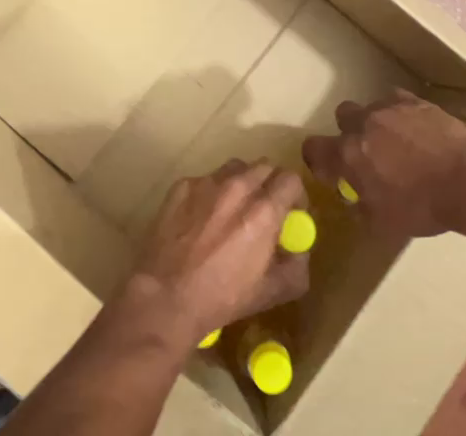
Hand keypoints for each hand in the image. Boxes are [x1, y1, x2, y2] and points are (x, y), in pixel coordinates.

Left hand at [125, 160, 310, 344]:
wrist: (166, 297)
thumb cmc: (223, 298)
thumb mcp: (272, 292)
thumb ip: (297, 267)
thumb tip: (298, 250)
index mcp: (264, 210)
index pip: (291, 179)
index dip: (295, 194)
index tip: (291, 211)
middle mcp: (237, 187)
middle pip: (265, 167)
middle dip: (270, 185)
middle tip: (264, 209)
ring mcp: (206, 183)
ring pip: (235, 169)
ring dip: (242, 183)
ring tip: (233, 209)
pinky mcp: (182, 186)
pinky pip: (205, 180)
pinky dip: (211, 192)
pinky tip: (202, 218)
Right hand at [302, 89, 465, 238]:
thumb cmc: (422, 207)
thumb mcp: (382, 222)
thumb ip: (358, 206)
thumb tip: (352, 199)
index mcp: (347, 154)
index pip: (312, 147)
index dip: (318, 159)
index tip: (332, 172)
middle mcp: (362, 124)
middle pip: (342, 116)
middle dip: (349, 132)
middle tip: (367, 153)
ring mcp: (390, 108)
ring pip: (371, 106)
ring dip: (376, 122)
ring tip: (396, 142)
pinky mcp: (416, 102)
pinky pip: (398, 101)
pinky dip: (401, 114)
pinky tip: (415, 130)